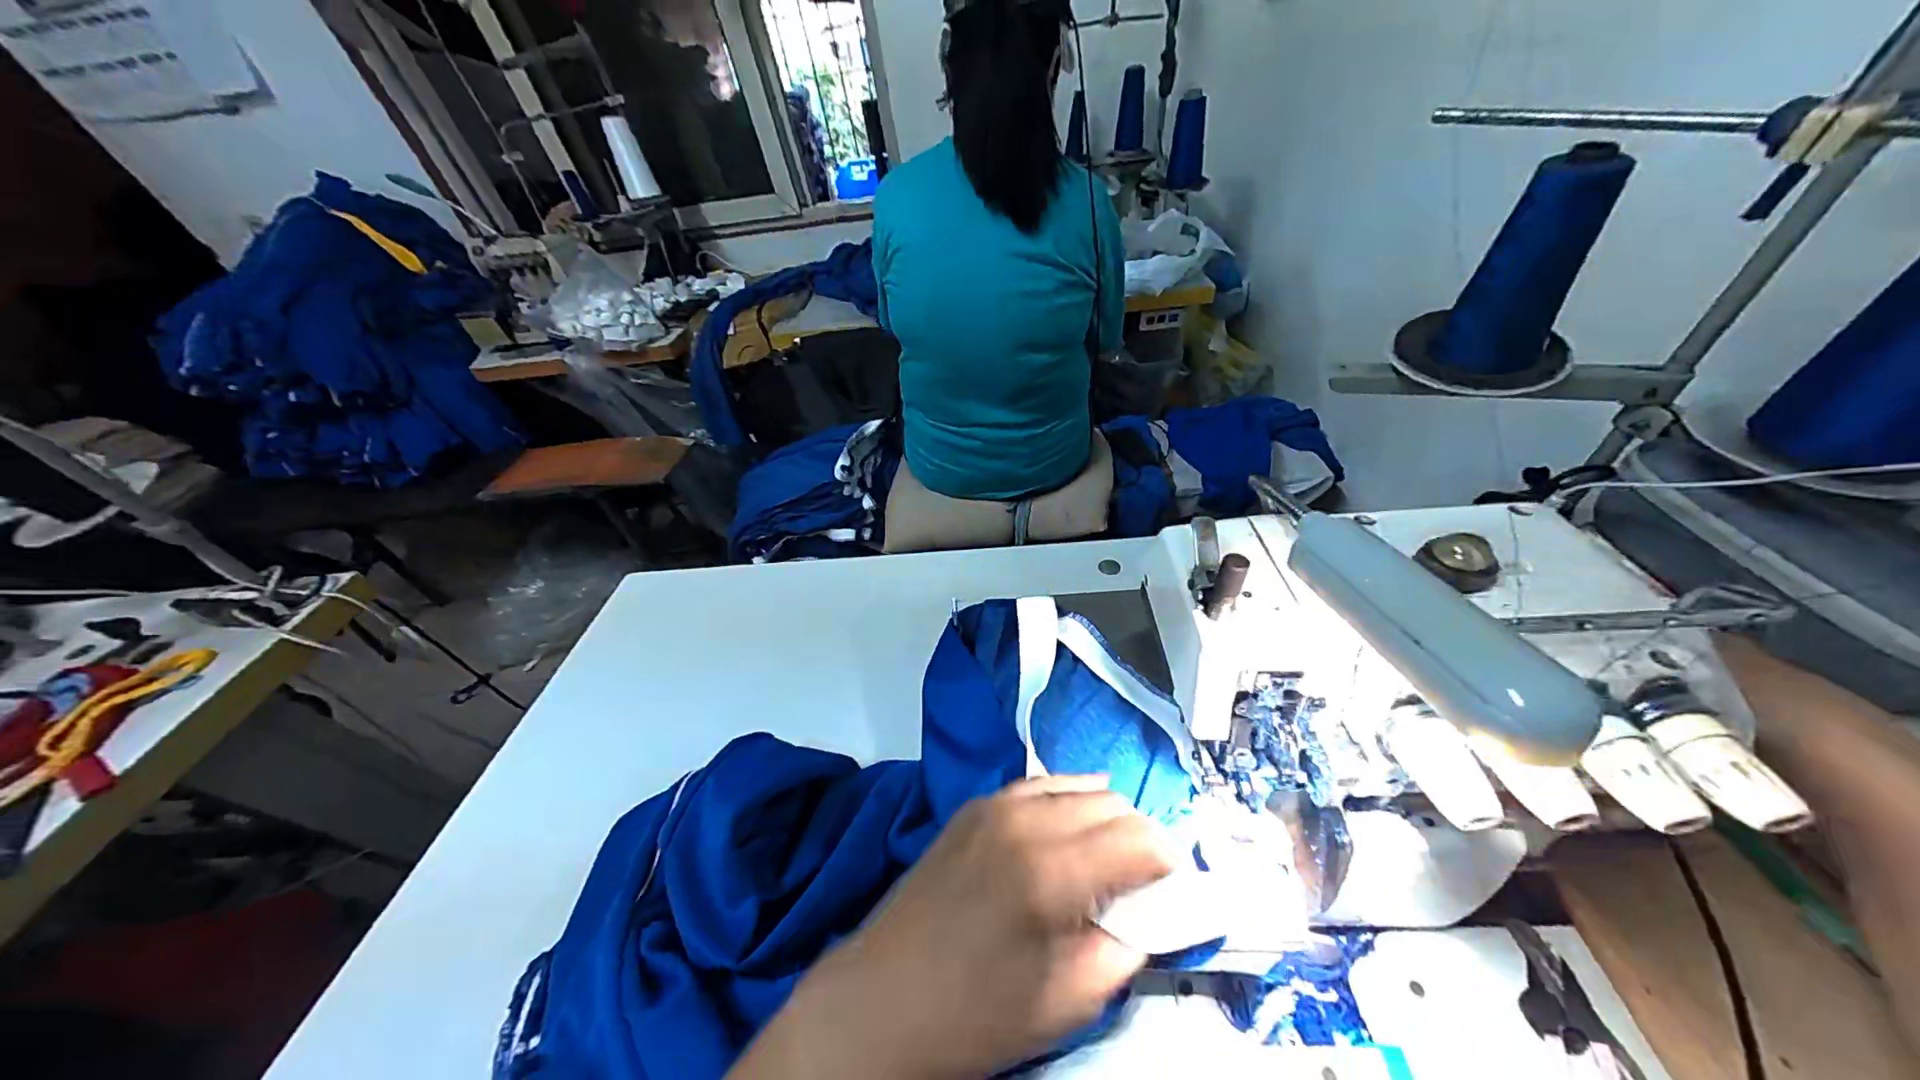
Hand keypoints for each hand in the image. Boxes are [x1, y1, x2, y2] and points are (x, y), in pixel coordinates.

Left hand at [728, 775, 1173, 1079]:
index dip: (1169, 863)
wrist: (882, 999)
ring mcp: (993, 805)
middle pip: (1112, 804)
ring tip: (1105, 856)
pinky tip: (1066, 828)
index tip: (1173, 889)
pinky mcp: (972, 807)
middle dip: (1138, 837)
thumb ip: (1125, 946)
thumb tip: (1154, 911)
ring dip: (1103, 816)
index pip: (1141, 838)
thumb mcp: (1069, 1001)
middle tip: (1141, 880)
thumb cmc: (976, 1014)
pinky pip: (1036, 786)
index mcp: (1052, 871)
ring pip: (1077, 786)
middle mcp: (1025, 821)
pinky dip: (1064, 801)